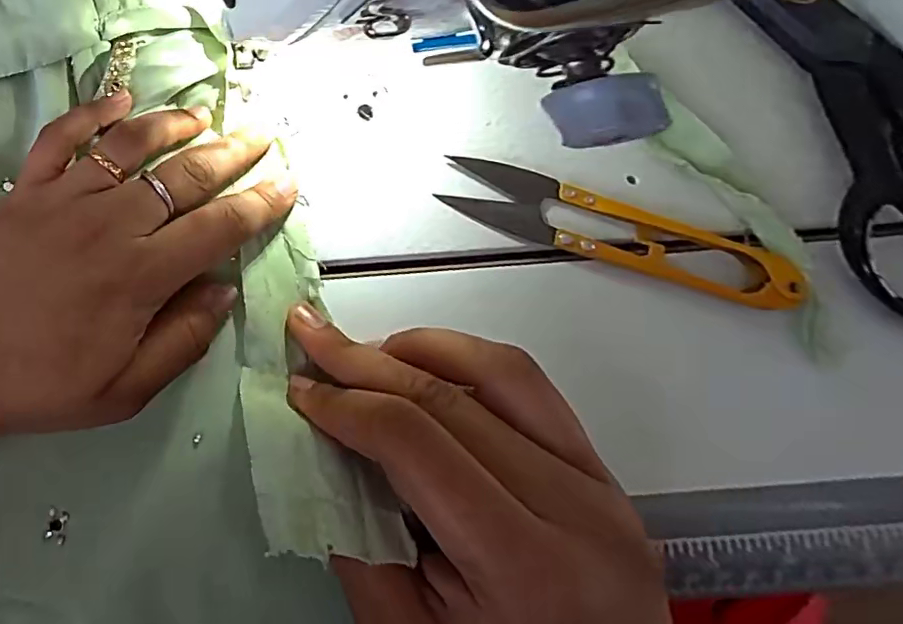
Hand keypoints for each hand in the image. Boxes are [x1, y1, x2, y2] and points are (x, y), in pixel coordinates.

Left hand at [0, 88, 296, 522]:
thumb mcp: (122, 392)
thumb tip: (225, 288)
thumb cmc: (37, 383)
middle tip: (261, 135)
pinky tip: (119, 100)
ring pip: (130, 145)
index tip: (286, 183)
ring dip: (173, 124)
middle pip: (185, 176)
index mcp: (139, 276)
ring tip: (203, 117)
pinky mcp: (27, 187)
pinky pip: (62, 137)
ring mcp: (64, 197)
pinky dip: (91, 112)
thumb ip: (182, 339)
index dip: (260, 203)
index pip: (218, 228)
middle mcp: (109, 223)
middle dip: (233, 153)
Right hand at [285, 309, 666, 623]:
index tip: (301, 390)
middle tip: (311, 335)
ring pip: (496, 368)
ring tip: (362, 353)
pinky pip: (526, 386)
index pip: (416, 441)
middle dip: (362, 359)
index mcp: (530, 568)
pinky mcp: (601, 472)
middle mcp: (578, 513)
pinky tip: (421, 367)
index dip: (346, 405)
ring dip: (415, 348)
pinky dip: (463, 360)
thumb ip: (356, 540)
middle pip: (447, 396)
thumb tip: (316, 447)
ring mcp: (599, 486)